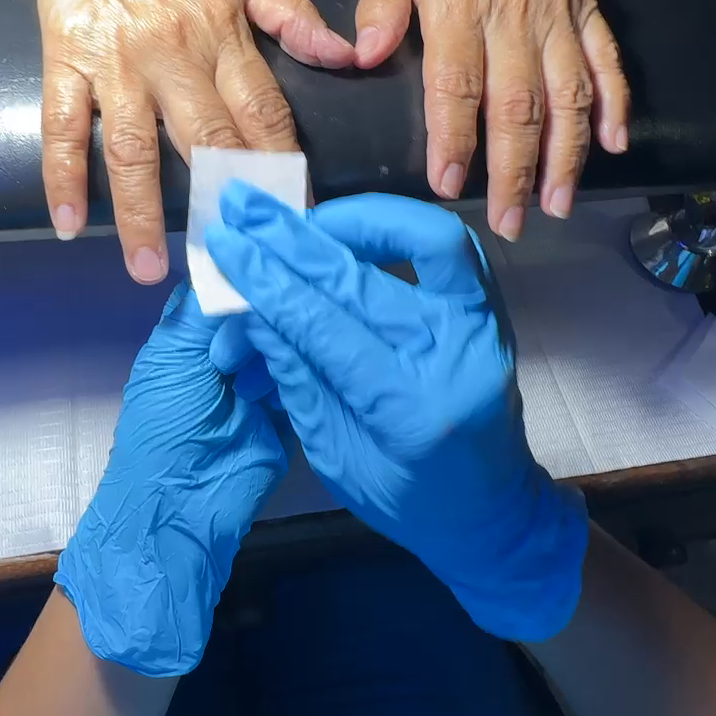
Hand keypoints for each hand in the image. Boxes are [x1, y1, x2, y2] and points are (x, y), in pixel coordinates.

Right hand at [22, 0, 354, 281]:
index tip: (297, 213)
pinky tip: (67, 223)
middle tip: (234, 258)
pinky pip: (61, 126)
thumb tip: (345, 55)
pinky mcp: (66, 61)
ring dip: (140, 211)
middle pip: (203, 139)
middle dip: (223, 201)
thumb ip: (292, 14)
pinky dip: (60, 176)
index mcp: (221, 34)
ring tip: (148, 268)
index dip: (282, 165)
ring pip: (131, 147)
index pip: (261, 112)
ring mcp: (115, 63)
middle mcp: (171, 55)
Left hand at [54, 281, 287, 675]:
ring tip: (310, 316)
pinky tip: (324, 344)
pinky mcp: (291, 407)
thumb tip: (229, 249)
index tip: (278, 233)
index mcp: (192, 332)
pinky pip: (307, 373)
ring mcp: (263, 378)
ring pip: (288, 335)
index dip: (248, 262)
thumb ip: (201, 306)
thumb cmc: (163, 423)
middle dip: (275, 298)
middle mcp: (229, 348)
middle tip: (303, 277)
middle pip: (262, 307)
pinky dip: (311, 362)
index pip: (226, 282)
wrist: (183, 504)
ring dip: (292, 331)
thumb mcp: (173, 355)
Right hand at [204, 185, 586, 640]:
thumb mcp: (332, 453)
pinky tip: (351, 226)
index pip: (322, 326)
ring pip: (423, 238)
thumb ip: (293, 373)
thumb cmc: (405, 496)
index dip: (266, 279)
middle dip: (289, 237)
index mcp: (406, 412)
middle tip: (242, 205)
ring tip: (301, 217)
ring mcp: (483, 325)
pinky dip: (396, 223)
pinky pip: (448, 243)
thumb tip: (249, 303)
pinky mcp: (491, 307)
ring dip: (351, 217)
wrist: (493, 510)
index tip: (223, 242)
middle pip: (359, 277)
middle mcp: (453, 357)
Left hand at [355, 0, 629, 241]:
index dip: (455, 137)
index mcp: (459, 3)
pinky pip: (606, 57)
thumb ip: (379, 6)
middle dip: (513, 168)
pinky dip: (616, 102)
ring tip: (558, 204)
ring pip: (568, 91)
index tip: (449, 184)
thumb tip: (364, 55)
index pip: (457, 83)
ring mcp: (557, 10)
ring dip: (566, 153)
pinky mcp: (586, 3)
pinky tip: (615, 145)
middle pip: (517, 102)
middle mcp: (515, 11)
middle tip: (508, 221)